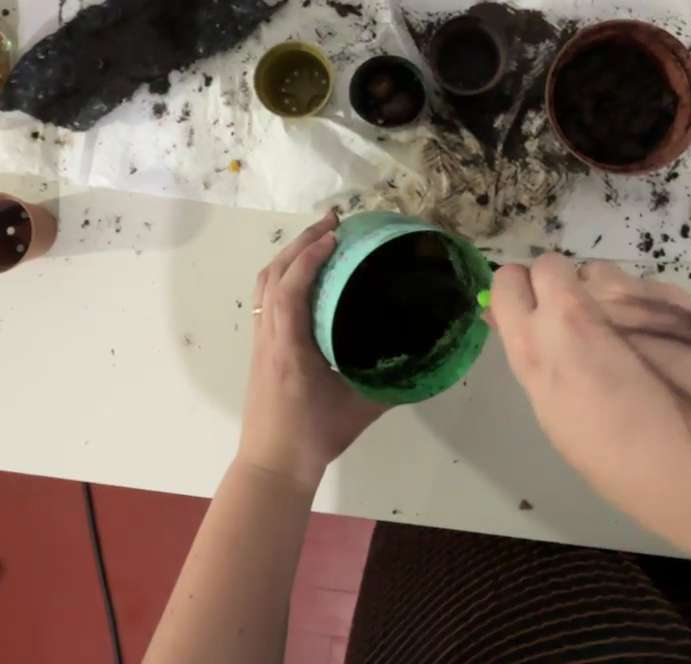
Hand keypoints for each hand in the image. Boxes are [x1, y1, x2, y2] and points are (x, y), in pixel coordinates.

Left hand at [237, 213, 388, 488]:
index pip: (290, 291)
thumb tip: (429, 359)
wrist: (272, 466)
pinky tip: (306, 273)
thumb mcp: (360, 409)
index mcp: (289, 348)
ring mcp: (261, 341)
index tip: (335, 236)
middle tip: (333, 222)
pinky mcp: (261, 347)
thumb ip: (393, 383)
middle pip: (273, 276)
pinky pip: (266, 298)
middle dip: (300, 243)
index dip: (309, 259)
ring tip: (319, 238)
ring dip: (289, 255)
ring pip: (264, 284)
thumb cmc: (314, 437)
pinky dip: (283, 274)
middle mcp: (269, 337)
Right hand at [488, 256, 690, 556]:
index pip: (507, 281)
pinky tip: (662, 343)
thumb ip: (536, 358)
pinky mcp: (671, 295)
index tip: (530, 313)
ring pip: (597, 271)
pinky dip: (645, 306)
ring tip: (623, 334)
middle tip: (574, 320)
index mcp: (538, 345)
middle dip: (554, 283)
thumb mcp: (557, 415)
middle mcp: (575, 308)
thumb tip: (518, 325)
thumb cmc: (621, 464)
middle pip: (548, 263)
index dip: (518, 294)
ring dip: (601, 293)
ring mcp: (626, 296)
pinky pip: (643, 287)